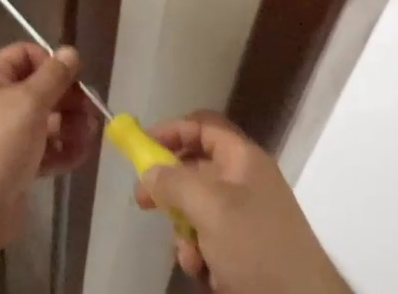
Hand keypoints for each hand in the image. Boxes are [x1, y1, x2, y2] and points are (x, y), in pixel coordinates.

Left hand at [0, 43, 99, 260]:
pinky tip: (80, 155)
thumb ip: (54, 76)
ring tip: (89, 136)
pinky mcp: (11, 162)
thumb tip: (70, 51)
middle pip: (38, 88)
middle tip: (91, 113)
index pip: (25, 54)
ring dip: (70, 126)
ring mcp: (1, 134)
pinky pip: (40, 147)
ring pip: (43, 120)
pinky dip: (59, 149)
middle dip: (68, 100)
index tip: (77, 80)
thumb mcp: (30, 103)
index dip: (52, 64)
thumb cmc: (0, 146)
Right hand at [134, 111, 346, 292]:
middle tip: (141, 201)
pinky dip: (198, 253)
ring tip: (189, 254)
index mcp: (243, 159)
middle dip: (168, 187)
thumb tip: (150, 171)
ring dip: (183, 230)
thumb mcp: (210, 208)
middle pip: (195, 168)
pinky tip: (202, 272)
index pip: (203, 126)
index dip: (172, 130)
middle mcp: (244, 182)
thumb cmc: (257, 248)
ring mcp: (244, 218)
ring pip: (196, 208)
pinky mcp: (242, 251)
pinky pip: (207, 240)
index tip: (140, 147)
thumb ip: (174, 182)